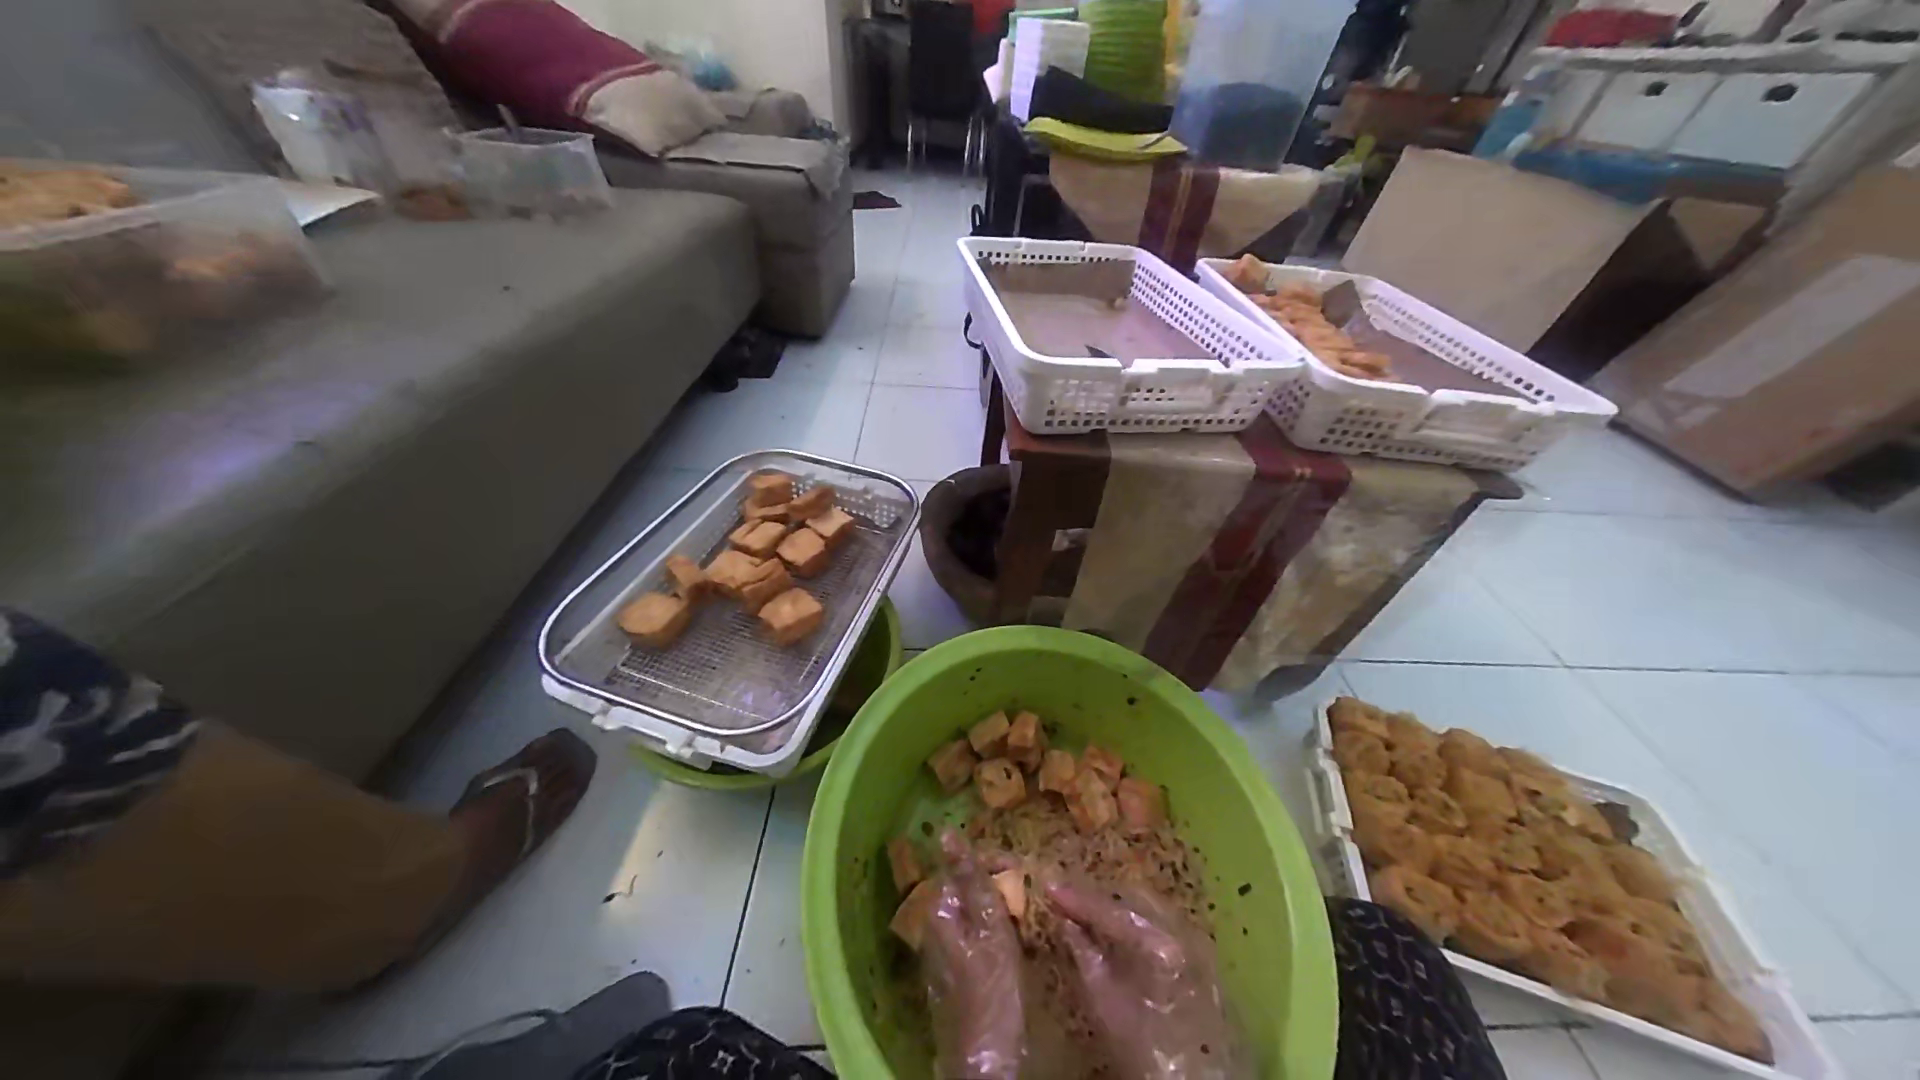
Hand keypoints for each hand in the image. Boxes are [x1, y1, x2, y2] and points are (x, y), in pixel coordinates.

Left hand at [923, 832, 1024, 1079]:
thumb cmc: (991, 989)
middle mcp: (934, 926)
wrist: (985, 1059)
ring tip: (1027, 914)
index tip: (1023, 869)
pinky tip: (1016, 943)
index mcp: (938, 911)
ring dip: (1000, 909)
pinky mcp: (956, 971)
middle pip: (968, 889)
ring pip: (974, 913)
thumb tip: (944, 832)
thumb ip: (970, 878)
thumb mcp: (989, 927)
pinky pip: (977, 937)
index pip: (961, 865)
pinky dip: (996, 932)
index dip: (993, 861)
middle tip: (1029, 893)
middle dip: (998, 885)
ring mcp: (943, 951)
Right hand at [1047, 878, 1245, 1079]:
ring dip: (1115, 904)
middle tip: (1064, 896)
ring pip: (1147, 904)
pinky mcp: (1202, 952)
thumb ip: (1085, 956)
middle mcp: (1181, 929)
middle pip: (1130, 896)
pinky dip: (1135, 917)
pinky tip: (1117, 928)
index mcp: (1158, 943)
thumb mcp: (1107, 1007)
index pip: (1109, 908)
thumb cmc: (1150, 1053)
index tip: (1047, 886)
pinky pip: (1161, 919)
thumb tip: (1064, 921)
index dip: (1075, 896)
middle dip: (1096, 894)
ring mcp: (1196, 938)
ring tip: (1085, 909)